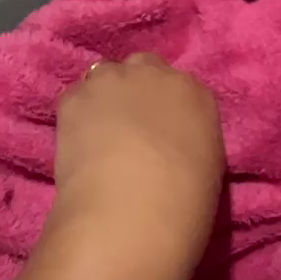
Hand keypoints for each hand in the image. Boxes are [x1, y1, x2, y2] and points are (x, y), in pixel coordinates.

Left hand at [51, 53, 224, 261]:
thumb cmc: (184, 203)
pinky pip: (74, 98)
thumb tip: (172, 143)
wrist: (133, 211)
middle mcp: (156, 74)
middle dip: (134, 90)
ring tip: (97, 135)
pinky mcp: (76, 97)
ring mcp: (113, 80)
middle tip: (128, 128)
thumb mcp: (206, 166)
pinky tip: (77, 145)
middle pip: (141, 68)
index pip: (178, 85)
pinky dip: (75, 116)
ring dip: (103, 98)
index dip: (163, 108)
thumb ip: (189, 140)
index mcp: (195, 93)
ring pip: (104, 77)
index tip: (157, 131)